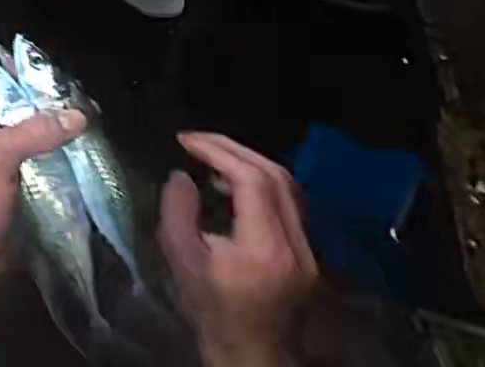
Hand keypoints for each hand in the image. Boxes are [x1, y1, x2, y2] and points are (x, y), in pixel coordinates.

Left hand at [0, 94, 84, 276]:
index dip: (39, 81)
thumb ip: (34, 132)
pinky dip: (67, 165)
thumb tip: (78, 115)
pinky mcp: (23, 182)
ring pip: (42, 138)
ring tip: (100, 136)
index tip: (74, 87)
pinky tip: (92, 163)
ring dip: (66, 140)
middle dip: (59, 112)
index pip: (10, 82)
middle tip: (95, 113)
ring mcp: (9, 156)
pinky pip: (48, 165)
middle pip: (30, 110)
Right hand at [159, 133, 317, 366]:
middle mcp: (298, 247)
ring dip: (246, 160)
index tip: (185, 141)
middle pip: (274, 175)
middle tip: (195, 139)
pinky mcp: (306, 252)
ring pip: (286, 185)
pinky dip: (258, 179)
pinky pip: (287, 200)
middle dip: (231, 148)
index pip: (252, 181)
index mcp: (268, 250)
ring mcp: (308, 251)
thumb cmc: (209, 306)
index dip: (217, 151)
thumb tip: (181, 175)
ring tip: (210, 154)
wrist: (247, 351)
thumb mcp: (179, 256)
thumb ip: (176, 209)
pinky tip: (230, 181)